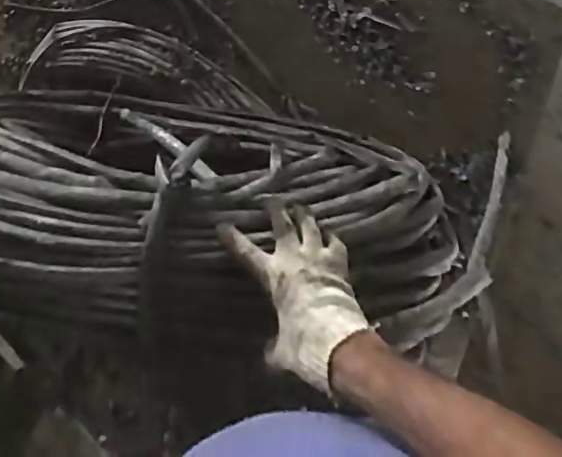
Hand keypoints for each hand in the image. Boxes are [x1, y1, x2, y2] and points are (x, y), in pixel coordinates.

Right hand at [219, 200, 369, 394]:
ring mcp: (317, 258)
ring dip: (305, 216)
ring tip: (302, 208)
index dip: (232, 236)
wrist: (340, 343)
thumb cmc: (303, 343)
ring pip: (310, 226)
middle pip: (283, 225)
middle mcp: (292, 259)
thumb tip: (266, 360)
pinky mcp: (339, 265)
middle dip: (276, 210)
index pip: (245, 251)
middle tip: (274, 200)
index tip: (221, 224)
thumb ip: (273, 349)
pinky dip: (333, 237)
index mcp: (272, 274)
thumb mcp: (282, 351)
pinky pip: (336, 244)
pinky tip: (332, 234)